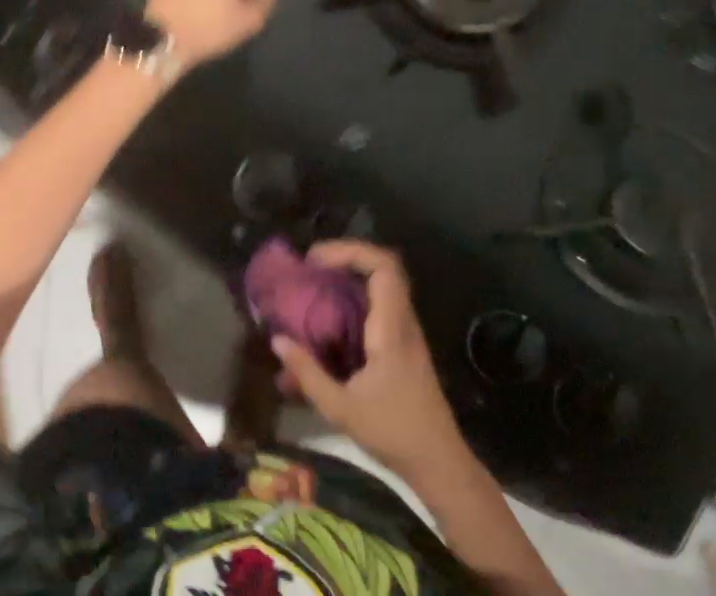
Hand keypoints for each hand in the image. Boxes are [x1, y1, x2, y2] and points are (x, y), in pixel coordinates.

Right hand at [271, 241, 469, 479]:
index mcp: (392, 330)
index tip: (315, 260)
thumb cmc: (393, 433)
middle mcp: (403, 324)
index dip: (350, 252)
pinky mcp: (403, 348)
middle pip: (383, 270)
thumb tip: (277, 339)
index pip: (383, 268)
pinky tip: (328, 324)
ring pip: (382, 288)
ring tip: (313, 289)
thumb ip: (307, 373)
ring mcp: (406, 335)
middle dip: (345, 260)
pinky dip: (354, 303)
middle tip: (309, 269)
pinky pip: (379, 309)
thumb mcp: (341, 408)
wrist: (439, 463)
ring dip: (349, 280)